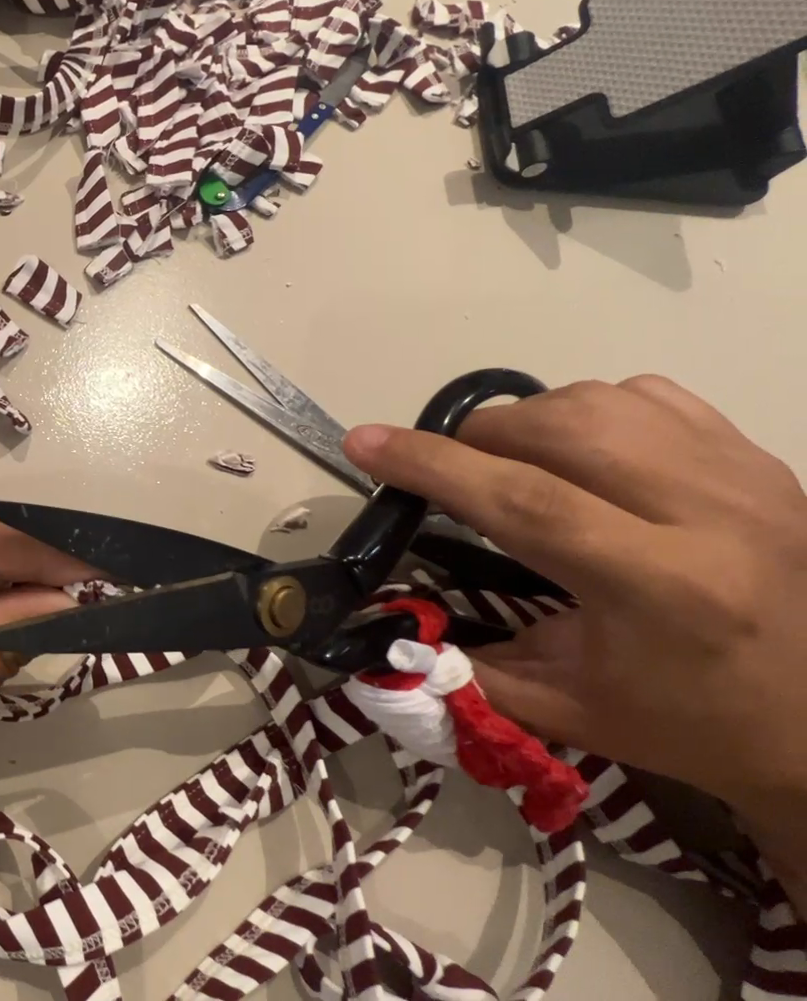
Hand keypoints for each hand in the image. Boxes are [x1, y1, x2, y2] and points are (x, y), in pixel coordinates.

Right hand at [343, 376, 806, 893]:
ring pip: (602, 400)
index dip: (430, 466)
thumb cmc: (687, 724)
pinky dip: (590, 410)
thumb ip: (459, 666)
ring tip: (509, 463)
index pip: (523, 500)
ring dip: (527, 420)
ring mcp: (746, 479)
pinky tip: (579, 454)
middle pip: (560, 430)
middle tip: (448, 475)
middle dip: (474, 439)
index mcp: (659, 587)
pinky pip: (651, 397)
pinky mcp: (762, 462)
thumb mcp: (558, 708)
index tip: (361, 443)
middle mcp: (711, 516)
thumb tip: (382, 628)